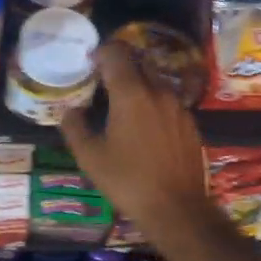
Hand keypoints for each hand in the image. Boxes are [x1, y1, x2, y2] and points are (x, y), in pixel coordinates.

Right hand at [62, 43, 213, 237]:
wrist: (176, 208)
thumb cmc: (128, 181)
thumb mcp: (90, 158)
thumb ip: (75, 127)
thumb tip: (69, 111)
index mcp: (131, 94)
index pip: (117, 53)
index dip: (101, 52)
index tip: (90, 62)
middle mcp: (158, 91)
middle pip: (139, 62)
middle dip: (121, 66)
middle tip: (104, 83)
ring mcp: (179, 107)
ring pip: (156, 81)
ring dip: (139, 85)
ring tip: (123, 106)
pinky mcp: (191, 123)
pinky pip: (169, 101)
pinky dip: (154, 103)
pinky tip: (146, 127)